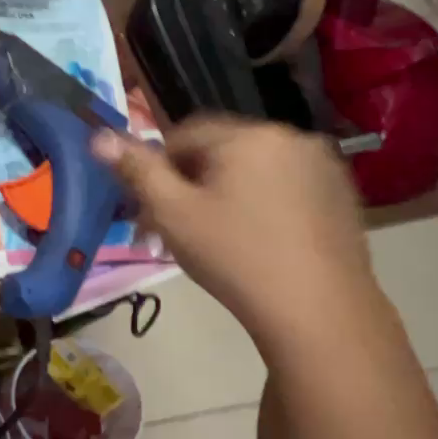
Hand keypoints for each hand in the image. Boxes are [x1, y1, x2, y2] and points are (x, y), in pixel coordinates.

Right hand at [92, 116, 379, 344]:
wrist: (314, 305)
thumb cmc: (232, 254)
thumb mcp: (171, 212)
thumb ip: (136, 170)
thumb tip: (99, 136)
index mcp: (248, 136)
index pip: (183, 134)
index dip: (155, 168)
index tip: (146, 208)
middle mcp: (290, 137)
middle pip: (218, 152)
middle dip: (185, 184)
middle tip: (167, 230)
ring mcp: (321, 165)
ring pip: (249, 171)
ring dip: (219, 195)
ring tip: (206, 239)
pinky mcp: (338, 193)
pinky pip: (280, 187)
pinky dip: (255, 205)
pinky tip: (248, 241)